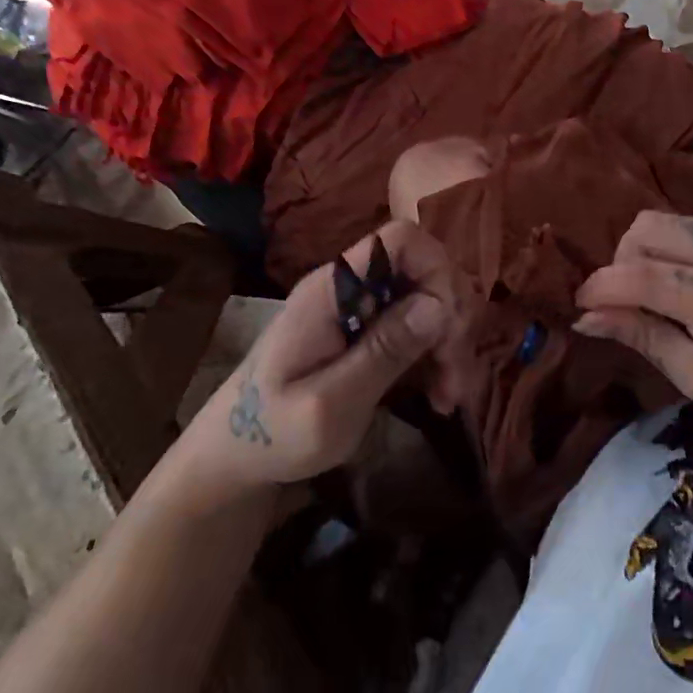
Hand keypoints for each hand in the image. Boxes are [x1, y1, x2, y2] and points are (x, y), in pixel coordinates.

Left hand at [175, 221, 475, 494]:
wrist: (238, 453)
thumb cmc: (275, 432)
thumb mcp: (331, 404)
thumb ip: (382, 352)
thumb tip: (438, 305)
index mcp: (332, 290)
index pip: (399, 239)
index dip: (436, 270)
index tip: (447, 329)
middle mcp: (348, 286)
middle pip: (423, 269)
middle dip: (451, 318)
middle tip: (453, 376)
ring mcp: (358, 307)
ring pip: (427, 299)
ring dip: (449, 343)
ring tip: (448, 396)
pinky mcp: (366, 329)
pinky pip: (416, 325)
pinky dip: (436, 355)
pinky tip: (438, 395)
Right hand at [572, 211, 692, 428]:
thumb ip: (642, 337)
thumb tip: (585, 317)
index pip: (642, 277)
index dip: (600, 288)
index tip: (581, 306)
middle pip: (641, 234)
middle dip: (620, 267)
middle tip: (627, 304)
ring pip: (651, 222)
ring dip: (636, 255)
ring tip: (650, 293)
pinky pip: (671, 224)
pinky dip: (656, 249)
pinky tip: (672, 280)